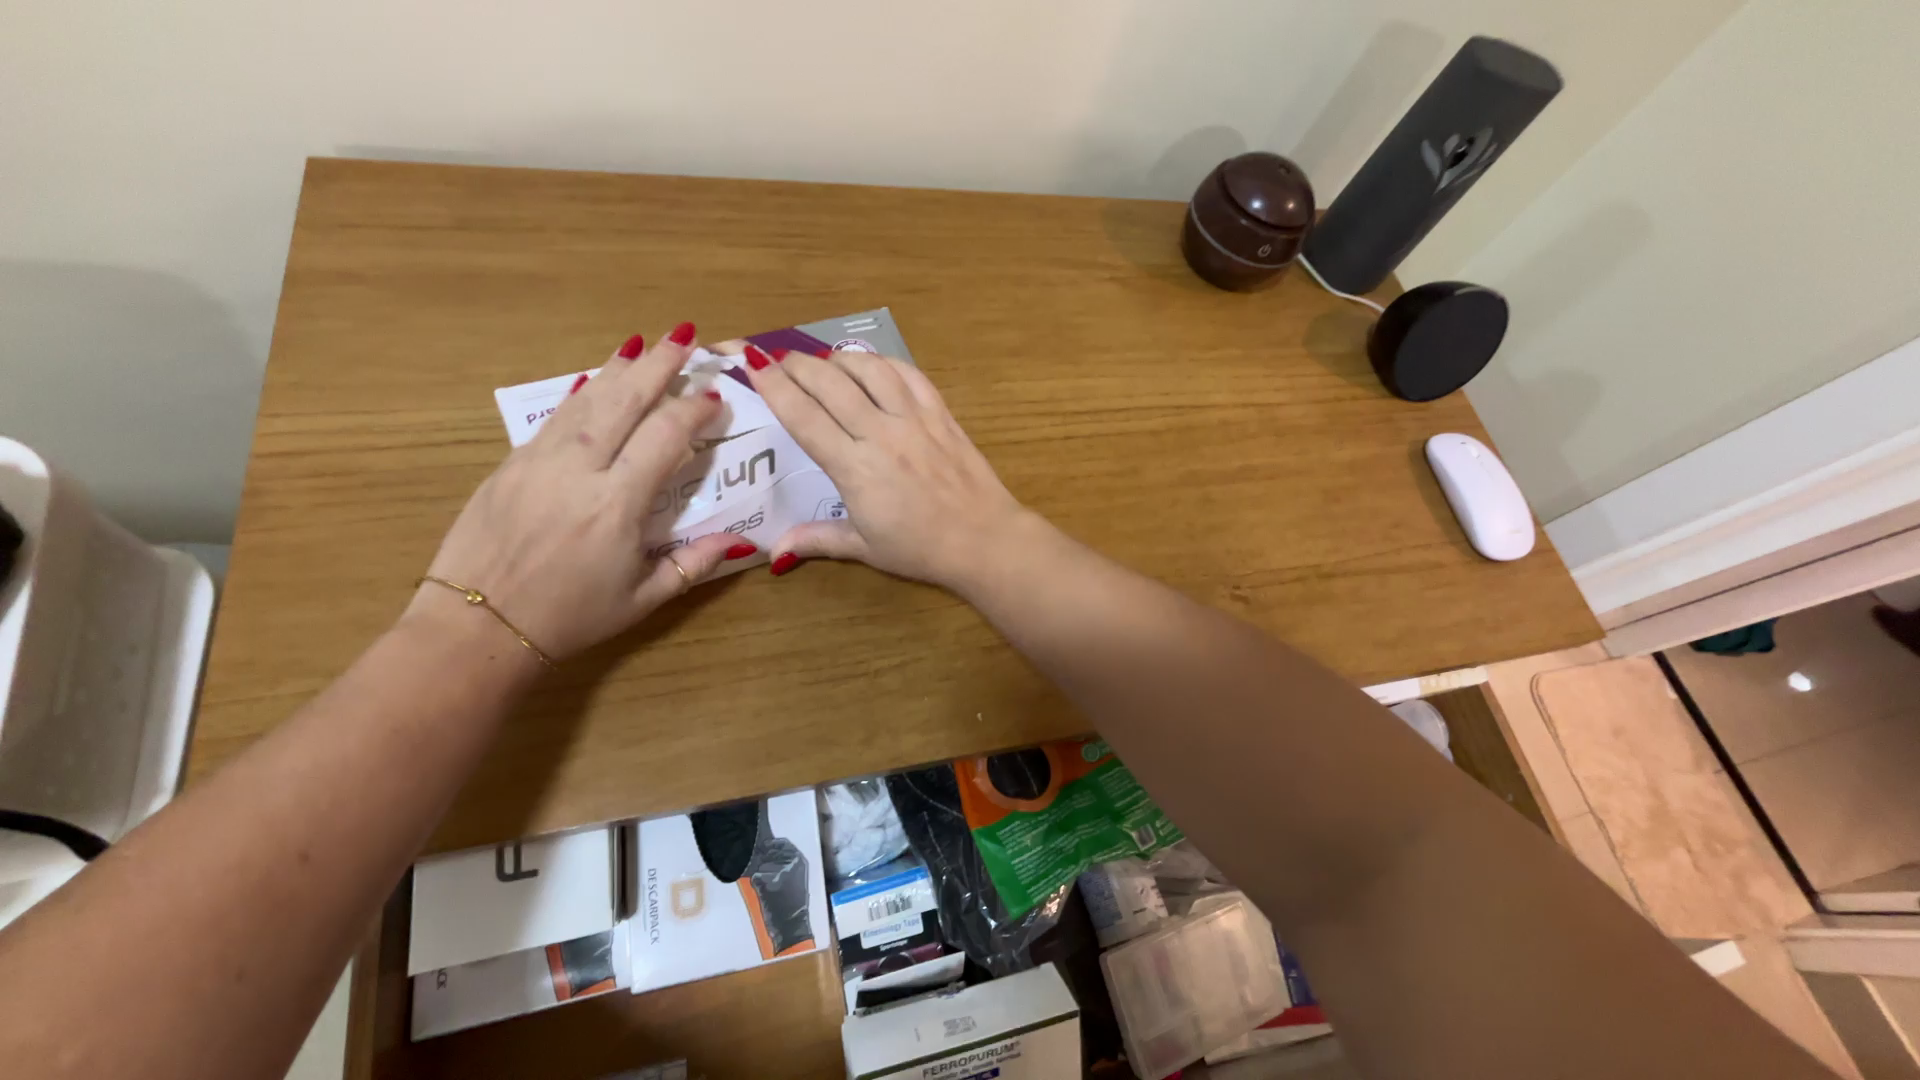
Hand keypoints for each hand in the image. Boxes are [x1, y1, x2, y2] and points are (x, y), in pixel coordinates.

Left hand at [412, 325, 759, 660]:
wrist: (476, 627)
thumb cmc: (569, 618)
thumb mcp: (642, 600)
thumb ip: (693, 564)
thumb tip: (740, 540)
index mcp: (617, 504)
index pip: (664, 437)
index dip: (693, 410)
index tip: (714, 396)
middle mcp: (579, 470)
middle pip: (624, 402)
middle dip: (658, 366)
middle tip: (684, 338)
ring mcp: (538, 461)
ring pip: (585, 401)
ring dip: (618, 369)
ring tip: (642, 344)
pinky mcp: (510, 464)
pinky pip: (553, 418)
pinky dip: (580, 394)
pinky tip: (593, 381)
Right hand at [742, 345, 1029, 589]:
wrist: (983, 540)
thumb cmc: (920, 549)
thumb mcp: (864, 547)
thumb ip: (817, 539)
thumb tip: (772, 551)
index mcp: (854, 468)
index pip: (804, 416)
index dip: (774, 386)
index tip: (754, 364)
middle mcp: (880, 434)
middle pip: (830, 383)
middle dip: (798, 364)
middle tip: (781, 361)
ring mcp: (914, 419)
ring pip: (870, 369)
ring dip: (839, 358)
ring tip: (823, 361)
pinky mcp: (941, 413)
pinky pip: (909, 374)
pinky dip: (884, 362)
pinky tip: (871, 366)